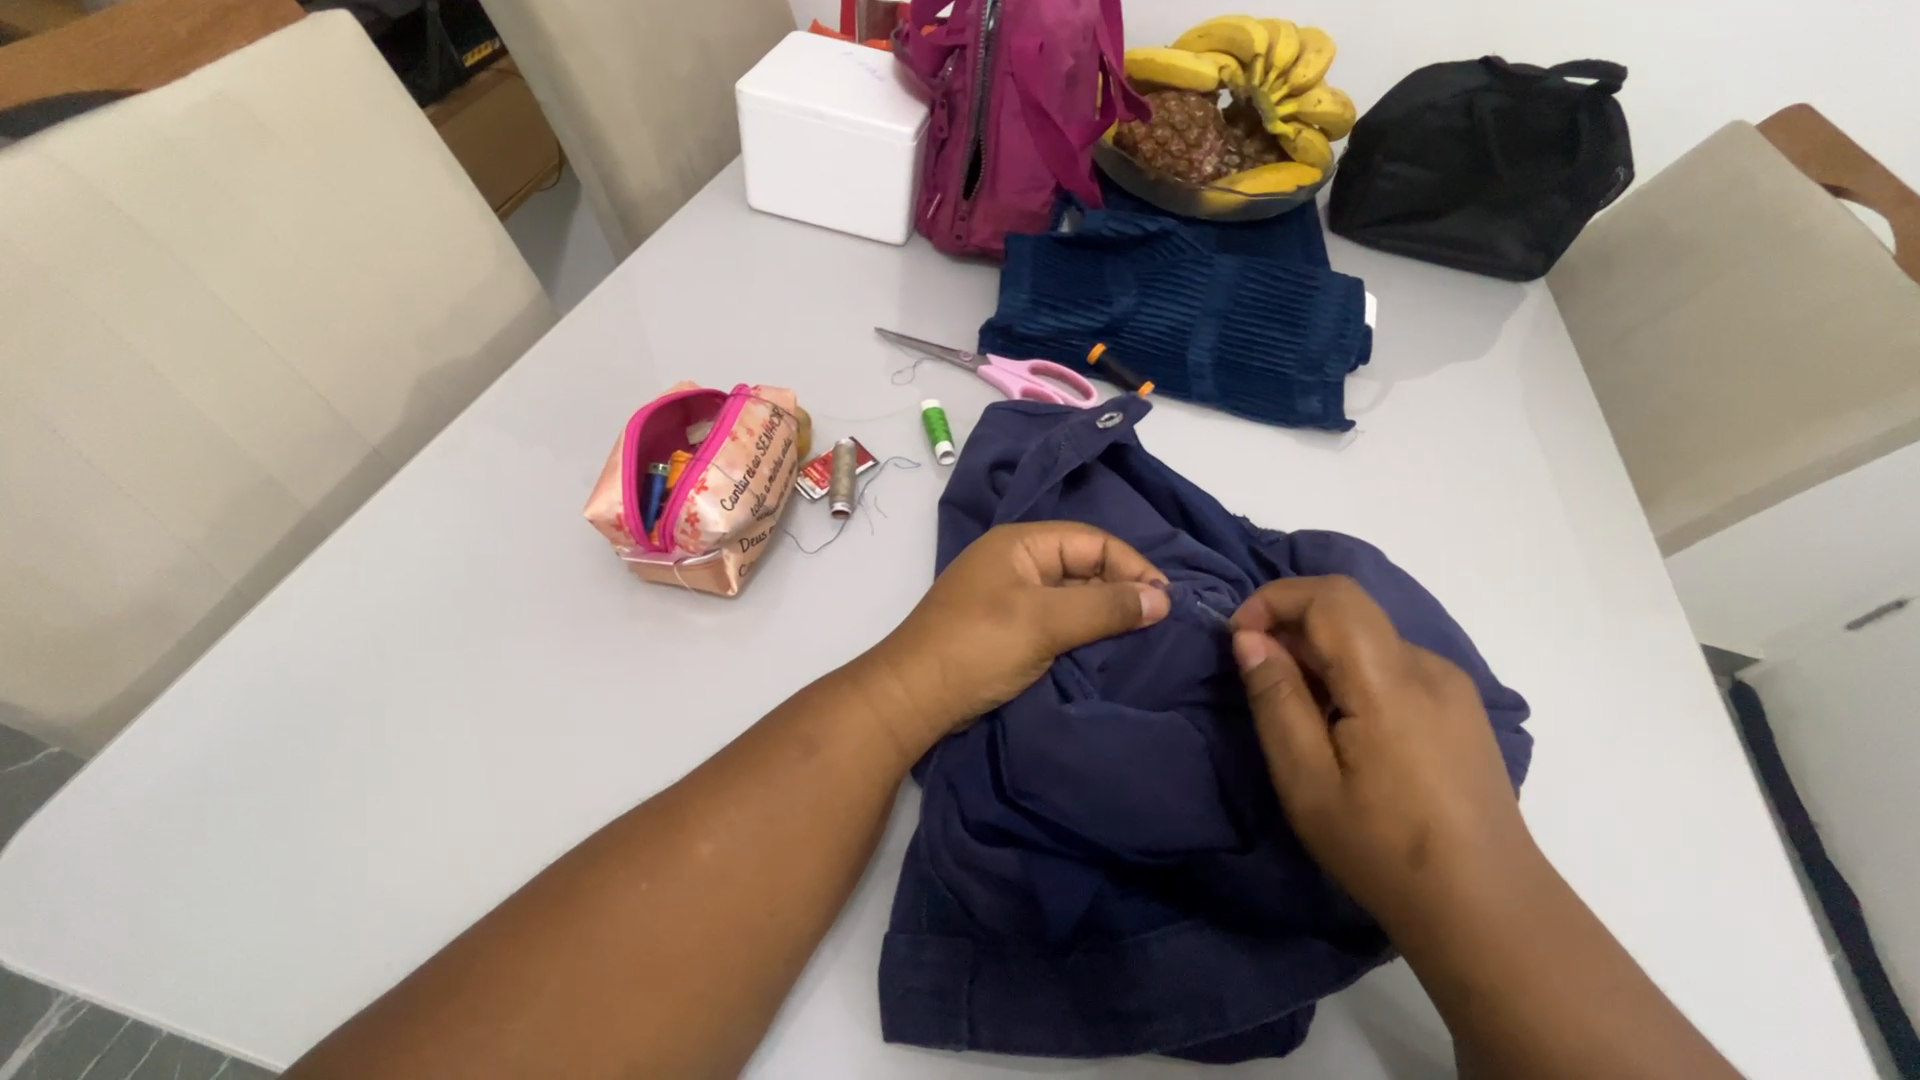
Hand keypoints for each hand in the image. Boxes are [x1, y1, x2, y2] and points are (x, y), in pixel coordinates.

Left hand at [862, 522, 1169, 755]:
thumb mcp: (1045, 622)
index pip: (1092, 542)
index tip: (1165, 602)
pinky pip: (1057, 621)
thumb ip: (1105, 607)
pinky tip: (1106, 652)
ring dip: (1104, 615)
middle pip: (1084, 566)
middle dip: (1121, 591)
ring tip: (1140, 640)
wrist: (914, 697)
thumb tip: (1163, 600)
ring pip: (1072, 597)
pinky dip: (1082, 633)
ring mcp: (1010, 597)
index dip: (1132, 566)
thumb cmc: (978, 646)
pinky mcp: (1008, 630)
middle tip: (1157, 625)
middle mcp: (1016, 563)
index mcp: (1020, 544)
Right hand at [1230, 576, 1536, 931]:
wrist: (1488, 908)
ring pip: (1368, 638)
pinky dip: (1350, 673)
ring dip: (1320, 654)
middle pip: (1349, 612)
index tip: (1239, 640)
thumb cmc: (1383, 849)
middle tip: (1259, 681)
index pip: (1331, 596)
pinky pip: (1391, 664)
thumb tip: (1249, 638)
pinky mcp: (1459, 707)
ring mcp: (1451, 686)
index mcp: (1390, 682)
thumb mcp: (1306, 781)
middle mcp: (1428, 667)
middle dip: (1291, 627)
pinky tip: (1342, 729)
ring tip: (1299, 715)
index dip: (1275, 599)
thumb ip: (1276, 699)